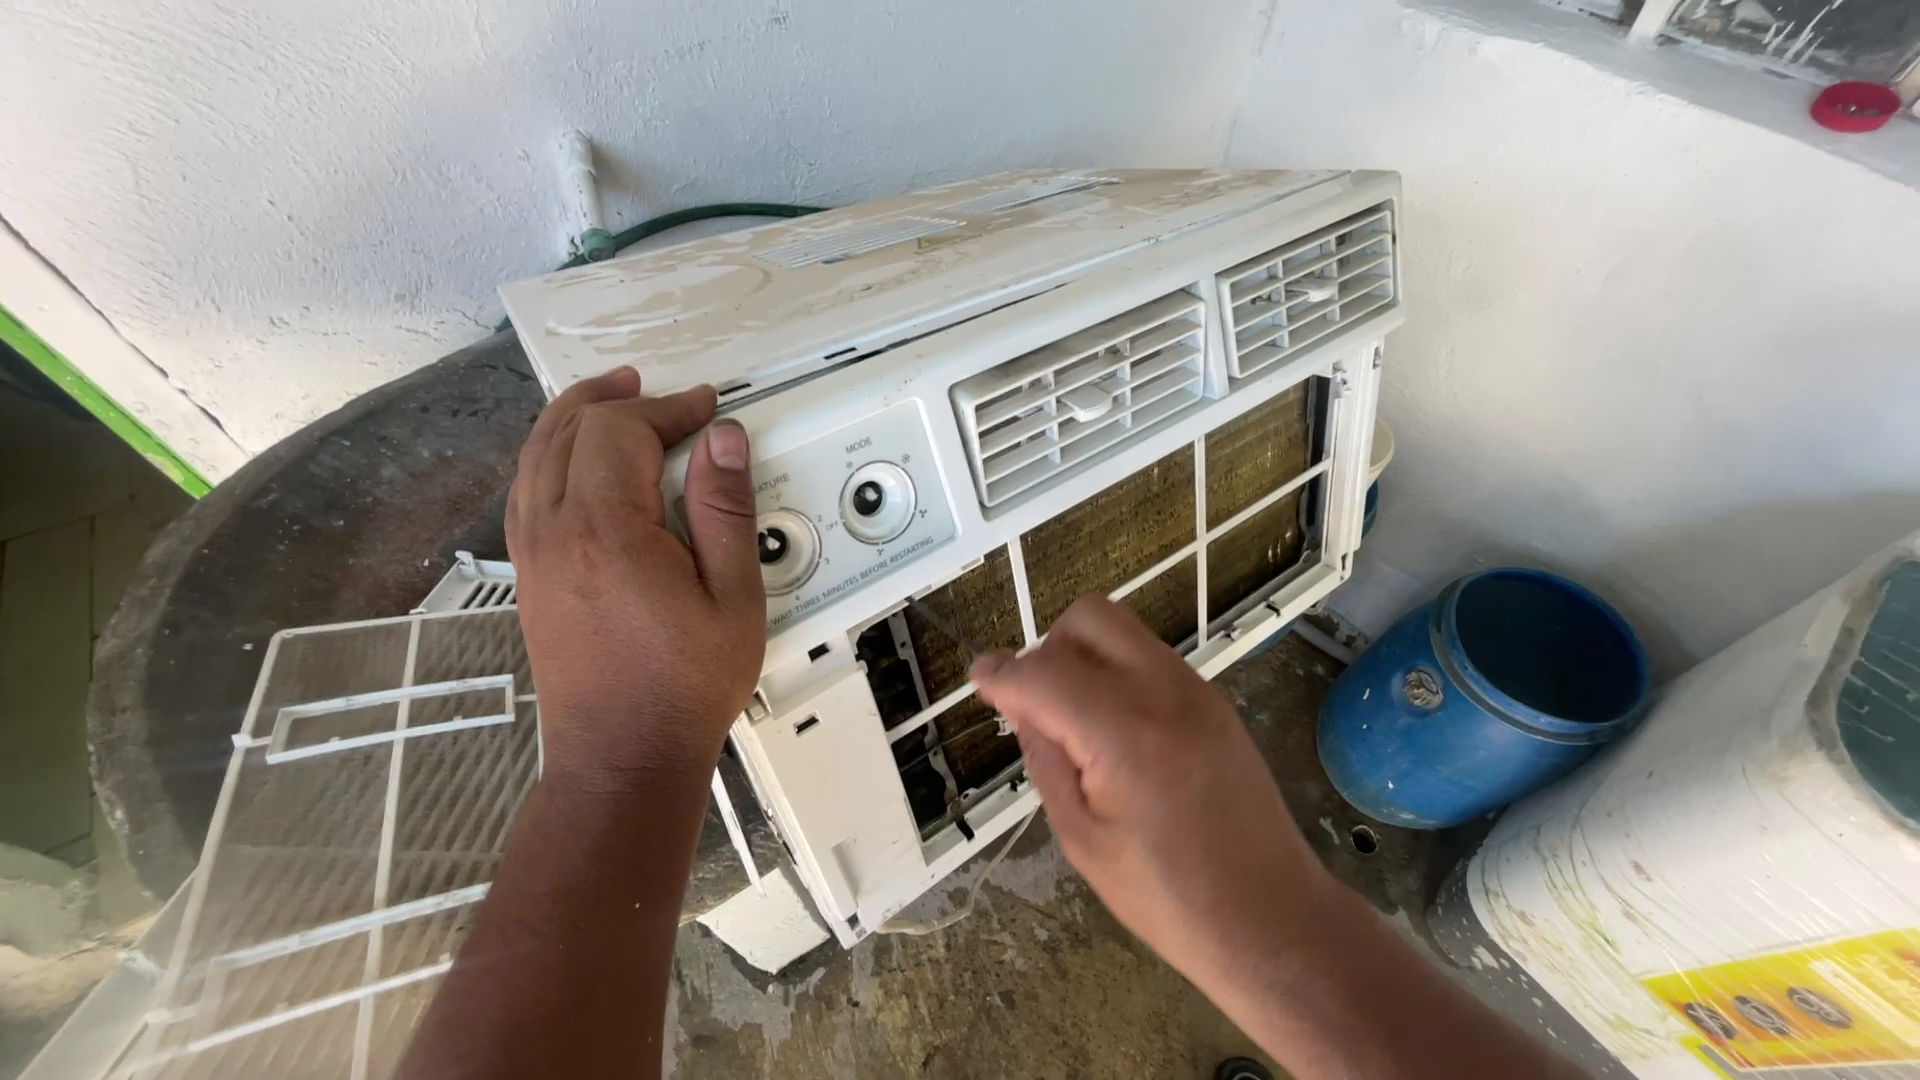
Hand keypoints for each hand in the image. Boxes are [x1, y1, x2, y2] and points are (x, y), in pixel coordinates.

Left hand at [506, 367, 765, 792]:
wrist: (622, 756)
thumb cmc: (686, 684)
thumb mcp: (733, 598)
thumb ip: (726, 511)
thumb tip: (724, 439)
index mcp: (609, 532)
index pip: (624, 432)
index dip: (668, 408)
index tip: (707, 406)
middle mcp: (556, 531)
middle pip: (573, 430)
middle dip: (620, 399)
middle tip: (659, 390)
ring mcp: (532, 553)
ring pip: (537, 453)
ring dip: (575, 415)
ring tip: (611, 396)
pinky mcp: (529, 574)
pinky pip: (528, 488)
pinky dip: (551, 452)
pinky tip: (574, 456)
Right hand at [970, 596, 1334, 988]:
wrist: (1271, 917)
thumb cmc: (1167, 896)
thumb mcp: (1081, 837)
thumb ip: (1045, 758)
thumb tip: (1020, 706)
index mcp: (1123, 732)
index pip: (1043, 672)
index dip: (1001, 673)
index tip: (980, 678)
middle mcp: (1163, 691)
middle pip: (1089, 617)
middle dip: (1048, 649)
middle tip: (1040, 705)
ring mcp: (1197, 690)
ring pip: (1122, 630)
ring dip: (1084, 658)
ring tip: (1079, 724)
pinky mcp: (1215, 700)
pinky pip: (1150, 658)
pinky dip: (1118, 673)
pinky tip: (1117, 732)